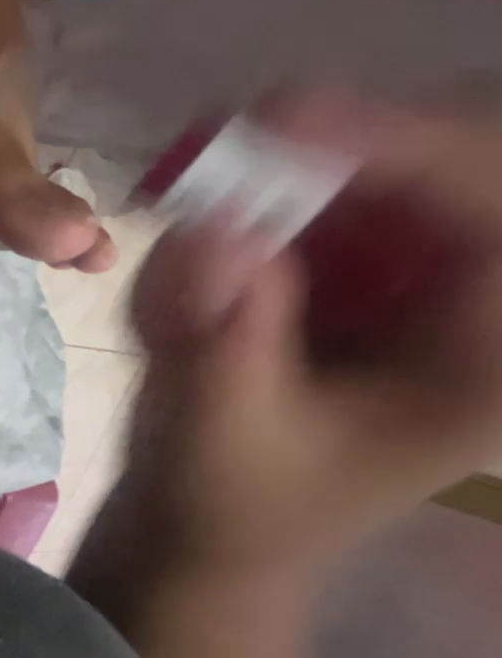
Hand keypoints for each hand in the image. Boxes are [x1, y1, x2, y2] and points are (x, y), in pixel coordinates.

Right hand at [118, 93, 501, 575]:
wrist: (207, 537)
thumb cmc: (226, 507)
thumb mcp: (218, 434)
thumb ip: (223, 337)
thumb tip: (211, 226)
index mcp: (496, 350)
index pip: (494, 201)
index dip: (399, 145)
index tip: (275, 120)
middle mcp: (478, 297)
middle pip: (453, 160)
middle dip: (338, 150)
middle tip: (218, 153)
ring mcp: (419, 280)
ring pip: (378, 173)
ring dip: (274, 186)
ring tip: (186, 242)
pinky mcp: (360, 277)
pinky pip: (315, 206)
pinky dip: (241, 218)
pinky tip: (188, 273)